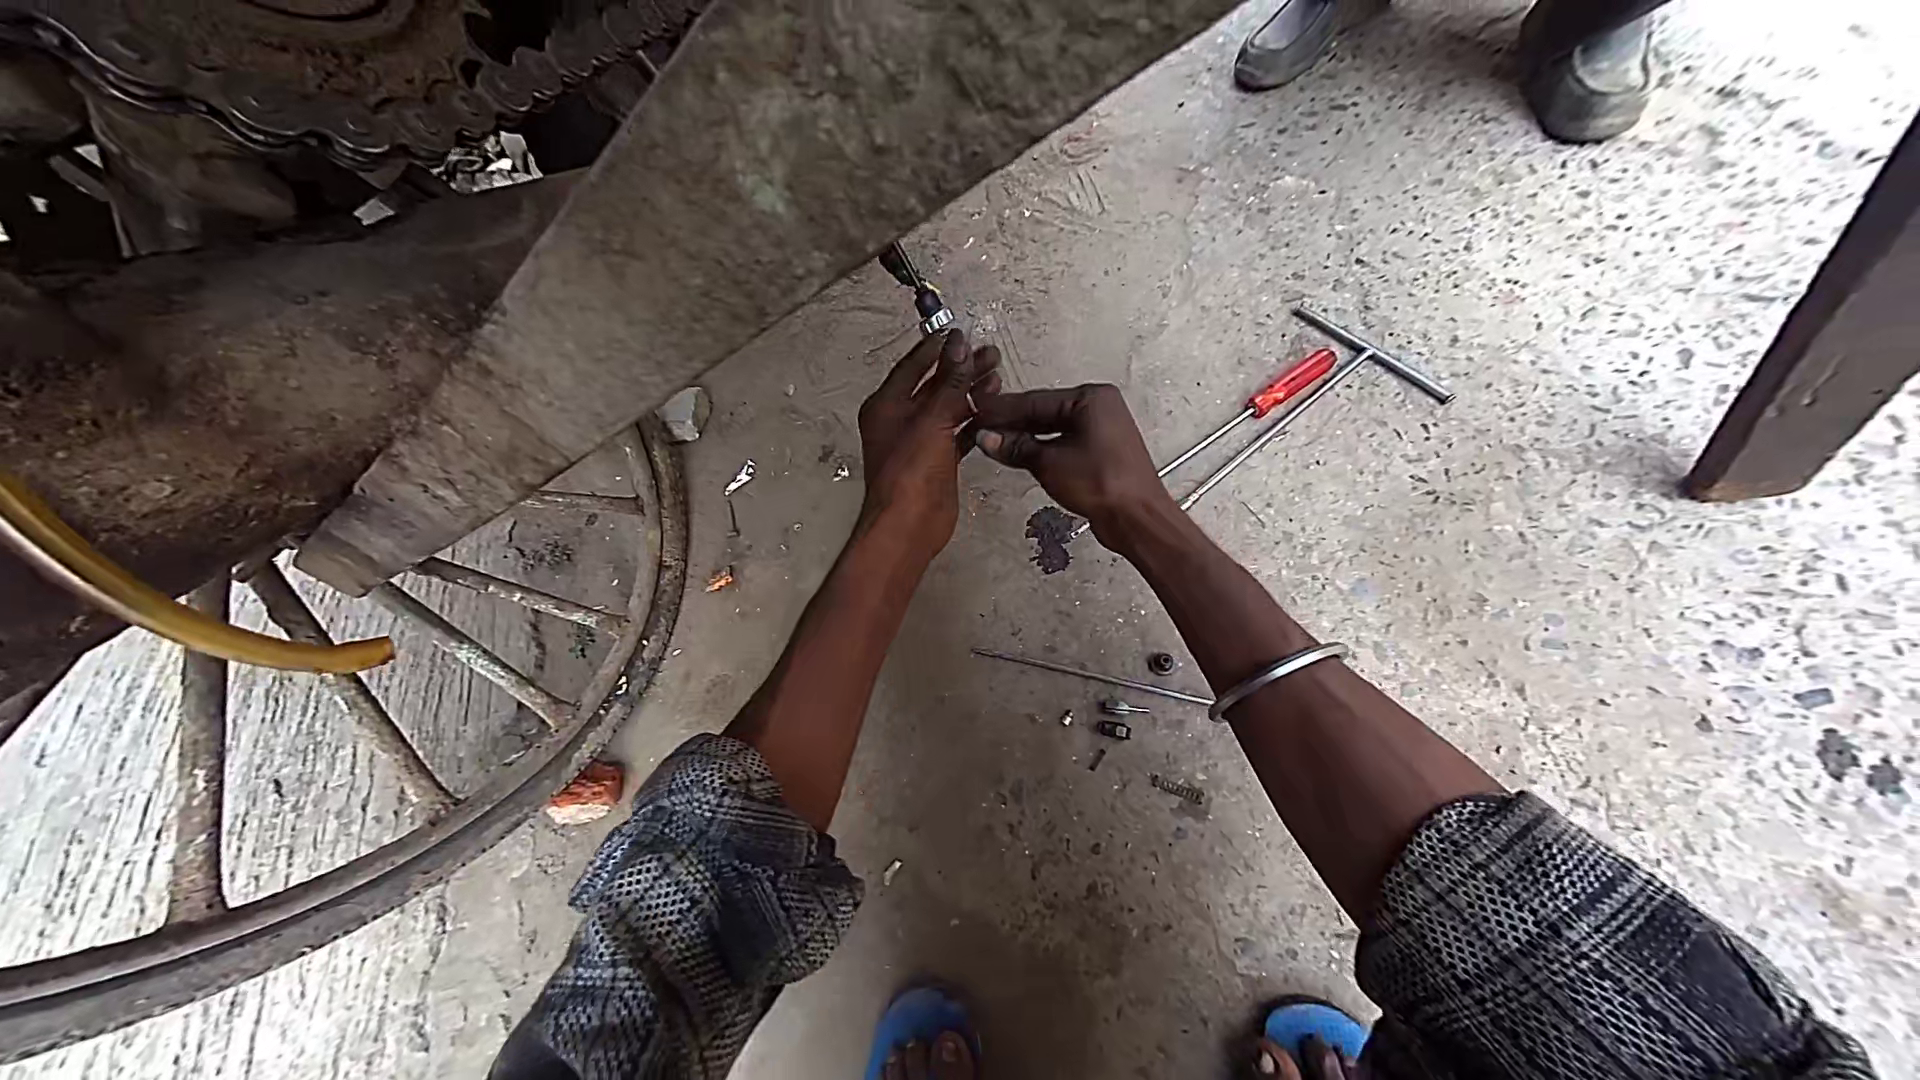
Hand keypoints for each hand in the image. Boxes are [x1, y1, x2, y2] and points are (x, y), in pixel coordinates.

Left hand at [856, 329, 1000, 558]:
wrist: (909, 525)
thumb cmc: (909, 473)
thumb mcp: (931, 420)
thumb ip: (949, 382)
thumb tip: (959, 344)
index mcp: (886, 405)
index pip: (913, 365)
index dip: (937, 348)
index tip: (960, 333)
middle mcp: (900, 419)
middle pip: (935, 385)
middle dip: (962, 369)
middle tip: (991, 355)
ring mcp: (920, 441)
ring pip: (949, 408)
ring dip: (971, 393)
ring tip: (997, 378)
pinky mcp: (937, 460)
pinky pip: (958, 432)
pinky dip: (974, 421)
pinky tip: (993, 411)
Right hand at [972, 384, 1174, 542]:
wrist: (1136, 518)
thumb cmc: (1108, 485)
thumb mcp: (1049, 463)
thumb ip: (1015, 447)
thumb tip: (990, 438)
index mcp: (1091, 398)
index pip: (1034, 400)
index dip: (1002, 410)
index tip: (980, 415)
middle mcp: (1099, 408)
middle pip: (1043, 412)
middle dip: (1011, 423)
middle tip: (982, 429)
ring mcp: (1100, 430)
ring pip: (1052, 428)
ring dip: (1024, 438)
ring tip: (995, 444)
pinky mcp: (1099, 452)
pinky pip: (1062, 443)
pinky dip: (1041, 449)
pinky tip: (1020, 456)